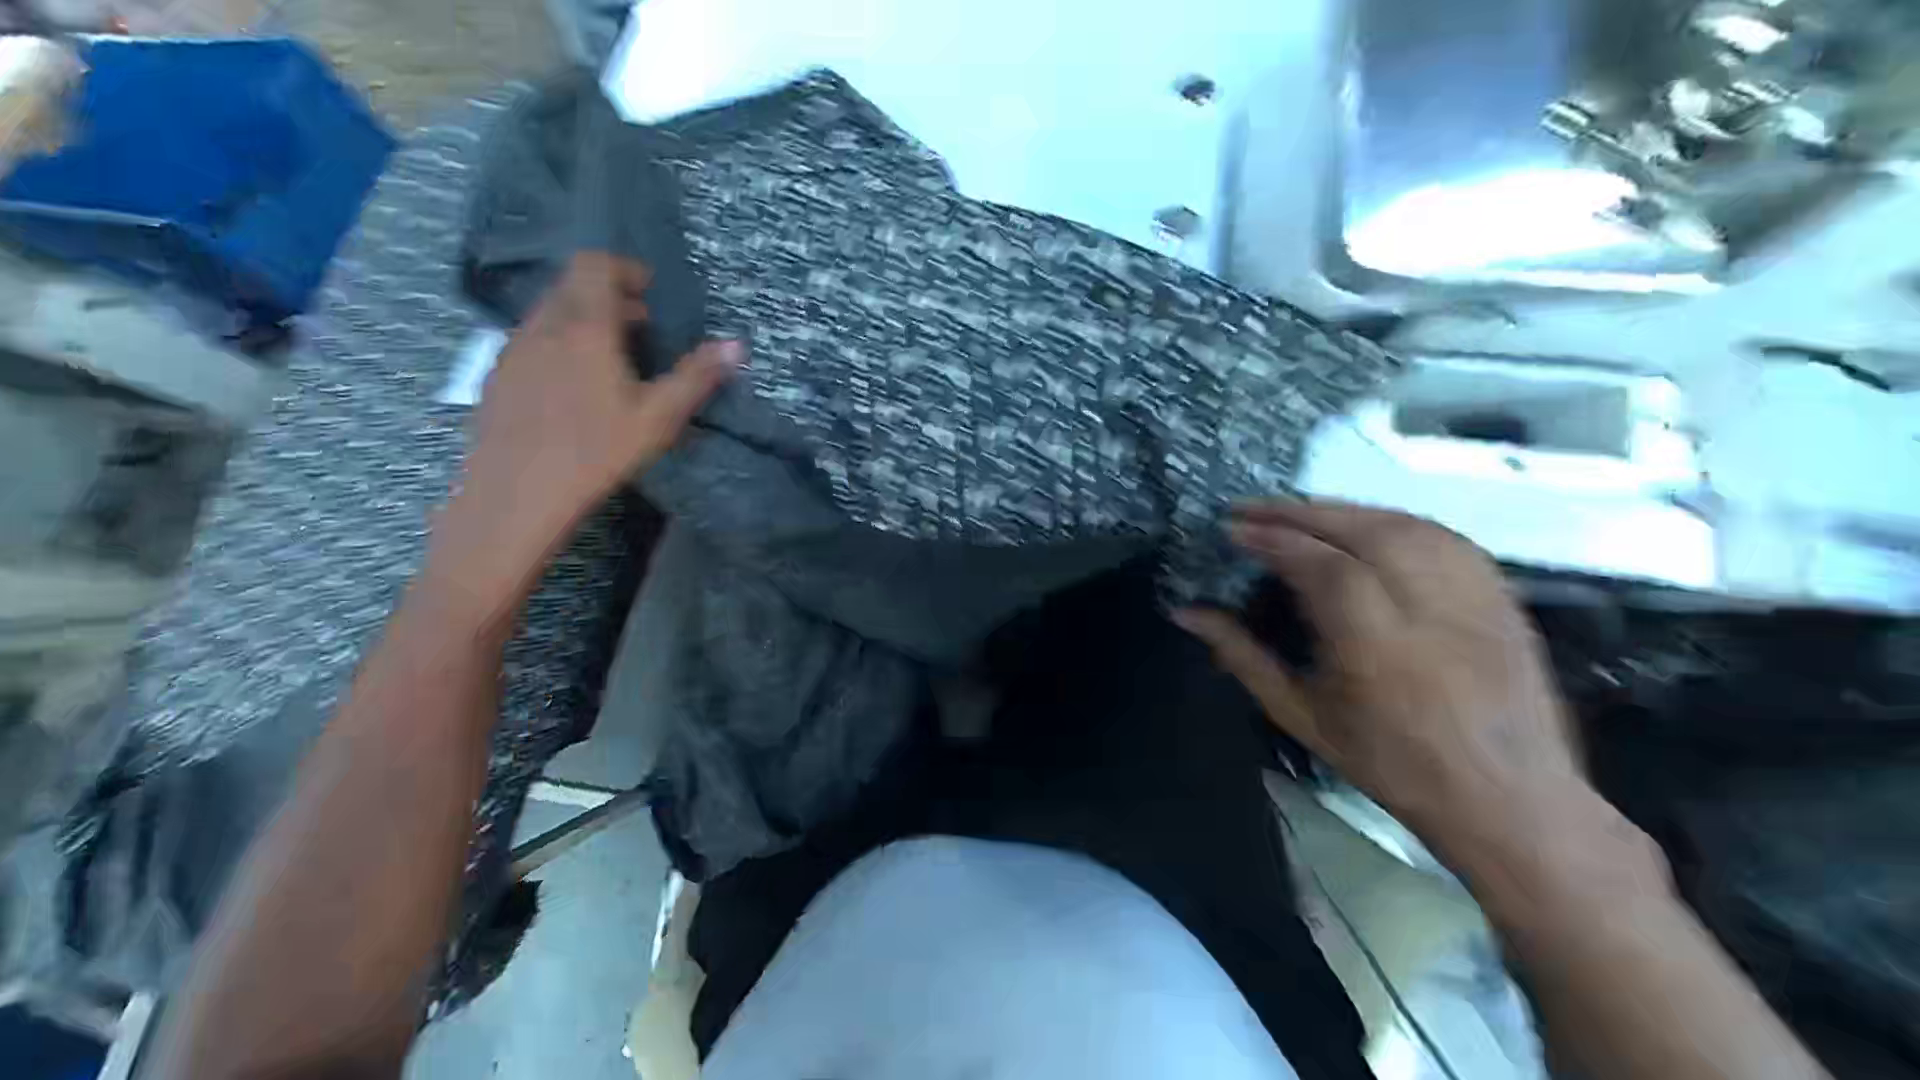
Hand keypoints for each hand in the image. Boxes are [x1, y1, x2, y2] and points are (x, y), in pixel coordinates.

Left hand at [425, 252, 739, 617]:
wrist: (517, 494)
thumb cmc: (596, 452)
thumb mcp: (659, 417)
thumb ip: (697, 376)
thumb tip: (736, 345)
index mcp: (584, 326)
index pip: (594, 264)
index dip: (624, 269)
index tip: (650, 292)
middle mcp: (542, 325)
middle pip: (571, 284)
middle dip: (609, 294)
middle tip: (642, 325)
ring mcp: (513, 349)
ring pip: (550, 311)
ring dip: (584, 318)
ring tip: (613, 356)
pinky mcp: (498, 375)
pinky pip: (533, 338)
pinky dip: (560, 341)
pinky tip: (576, 385)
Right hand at [1175, 499, 1588, 866]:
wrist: (1508, 797)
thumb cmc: (1390, 764)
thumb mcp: (1301, 715)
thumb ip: (1241, 655)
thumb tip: (1186, 612)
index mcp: (1380, 651)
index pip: (1324, 567)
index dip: (1274, 538)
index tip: (1232, 528)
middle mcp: (1433, 612)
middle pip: (1365, 531)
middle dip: (1300, 512)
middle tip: (1252, 509)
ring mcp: (1477, 599)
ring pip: (1405, 524)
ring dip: (1342, 509)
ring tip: (1297, 513)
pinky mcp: (1502, 594)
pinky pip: (1442, 535)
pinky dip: (1390, 519)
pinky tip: (1361, 525)